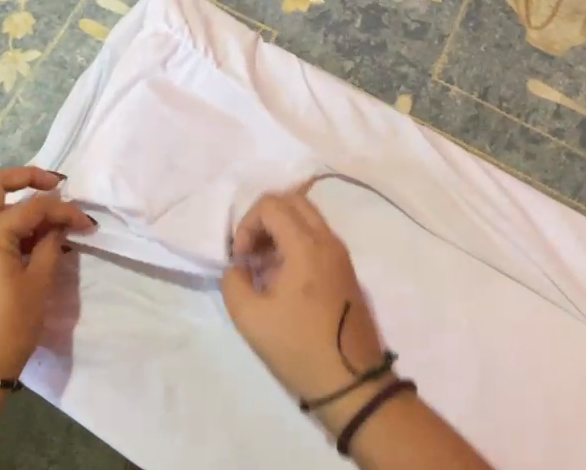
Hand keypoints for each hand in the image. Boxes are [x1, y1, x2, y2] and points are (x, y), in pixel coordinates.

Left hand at [0, 166, 96, 379]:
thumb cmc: (9, 326)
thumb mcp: (38, 282)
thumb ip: (51, 243)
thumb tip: (59, 222)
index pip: (32, 206)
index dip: (63, 210)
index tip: (86, 222)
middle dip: (26, 178)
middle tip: (55, 186)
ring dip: (17, 203)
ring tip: (50, 221)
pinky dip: (9, 223)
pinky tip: (34, 240)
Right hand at [219, 187, 388, 412]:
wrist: (353, 384)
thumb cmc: (299, 348)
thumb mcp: (250, 319)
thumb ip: (233, 282)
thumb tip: (237, 268)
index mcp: (306, 246)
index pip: (271, 204)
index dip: (247, 225)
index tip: (241, 259)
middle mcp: (328, 240)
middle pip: (292, 200)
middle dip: (264, 220)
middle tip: (251, 253)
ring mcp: (341, 254)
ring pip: (307, 217)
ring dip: (280, 231)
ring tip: (264, 269)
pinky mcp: (346, 269)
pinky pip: (317, 237)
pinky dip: (295, 243)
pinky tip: (283, 280)